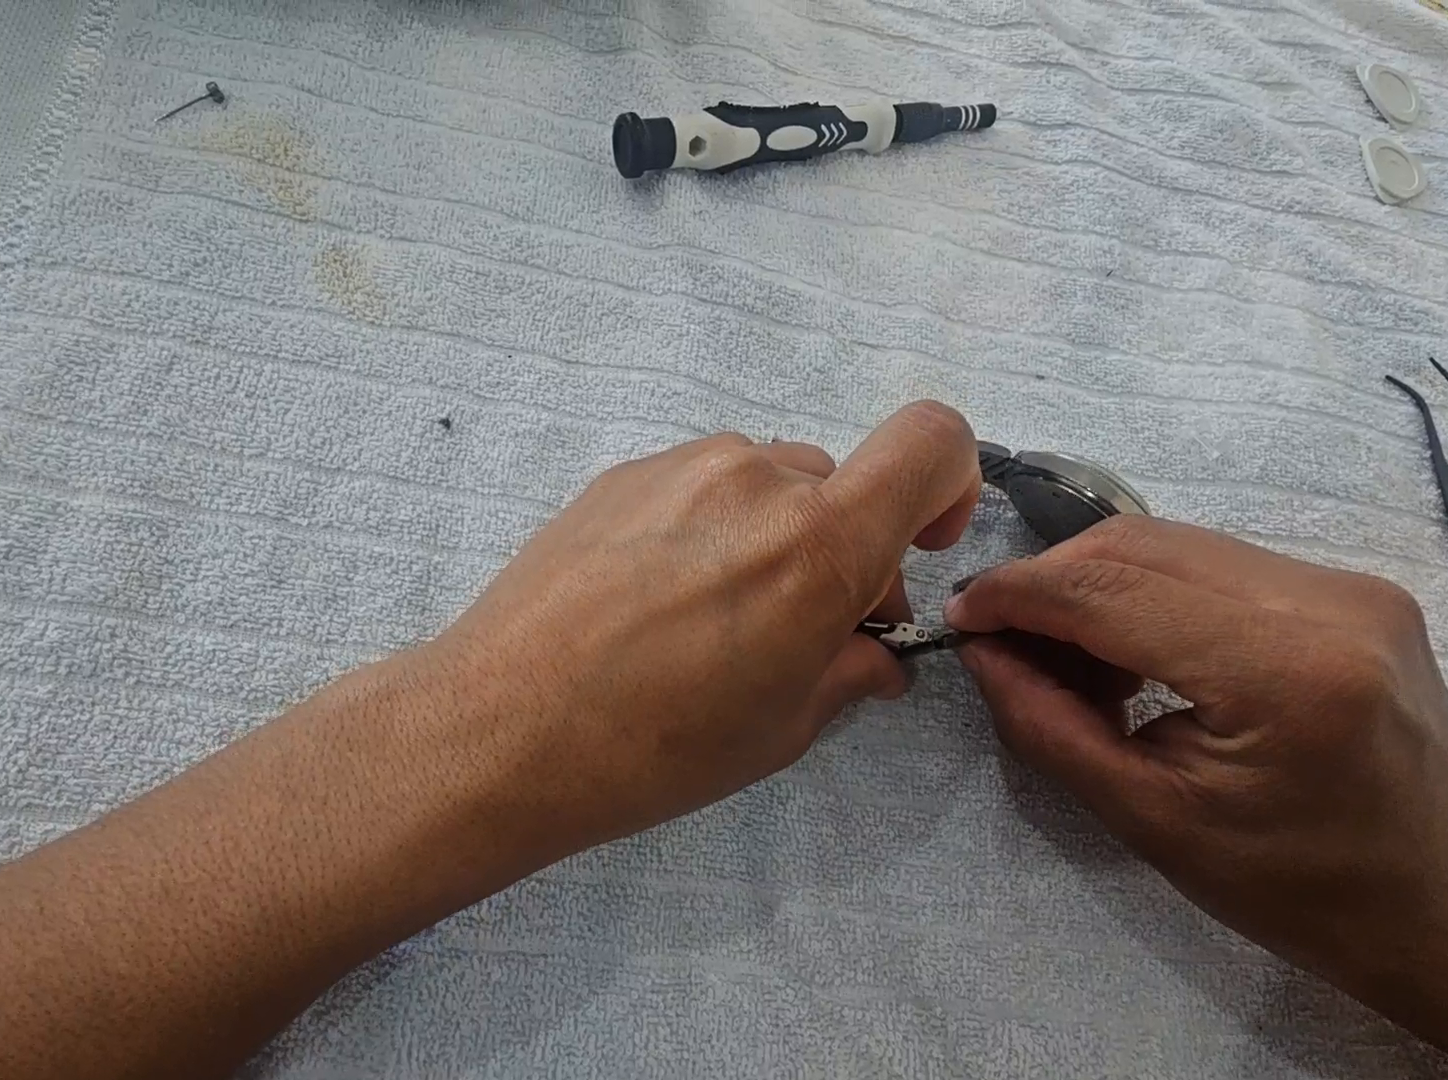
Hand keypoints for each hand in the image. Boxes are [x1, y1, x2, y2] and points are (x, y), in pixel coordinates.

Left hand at [422, 401, 979, 853]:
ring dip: (768, 536)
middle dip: (839, 548)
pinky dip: (707, 527)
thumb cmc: (654, 745)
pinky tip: (654, 592)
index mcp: (816, 540)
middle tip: (792, 626)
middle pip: (838, 484)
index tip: (913, 547)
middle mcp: (754, 476)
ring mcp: (680, 464)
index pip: (932, 440)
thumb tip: (875, 650)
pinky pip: (700, 486)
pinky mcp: (621, 472)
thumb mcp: (782, 728)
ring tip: (709, 614)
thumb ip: (851, 668)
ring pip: (765, 484)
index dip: (946, 484)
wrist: (501, 723)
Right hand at [946, 516, 1447, 1077]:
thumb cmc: (1294, 887)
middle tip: (1002, 638)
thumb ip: (1043, 720)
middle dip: (1044, 582)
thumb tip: (977, 646)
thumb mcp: (1141, 816)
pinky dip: (1134, 590)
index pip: (1105, 591)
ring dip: (1086, 585)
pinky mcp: (1342, 587)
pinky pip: (1198, 559)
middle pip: (1129, 545)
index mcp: (1283, 671)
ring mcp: (1343, 584)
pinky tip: (1125, 647)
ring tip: (1065, 653)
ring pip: (1160, 542)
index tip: (959, 615)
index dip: (1014, 593)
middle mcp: (1323, 601)